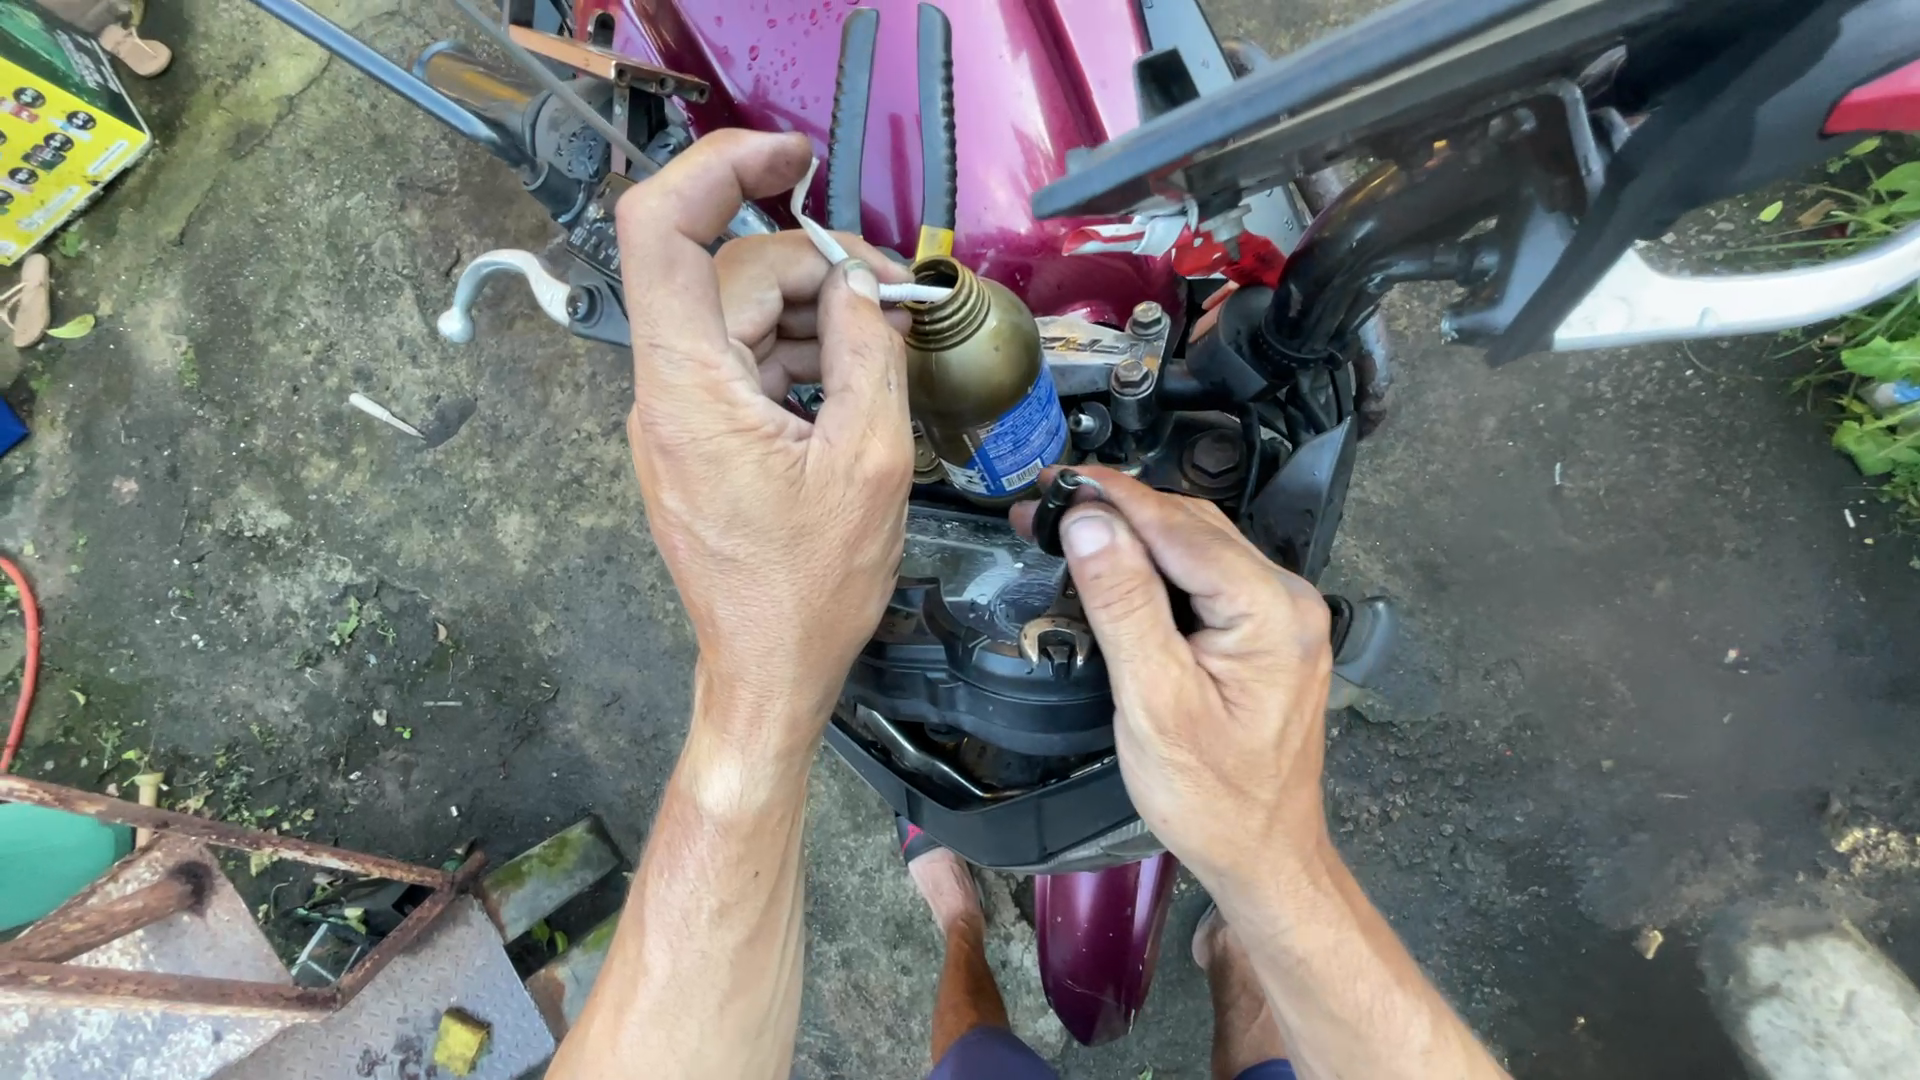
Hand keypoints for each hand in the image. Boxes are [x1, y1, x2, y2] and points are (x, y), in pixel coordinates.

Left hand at [617, 130, 916, 742]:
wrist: (769, 667)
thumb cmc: (812, 588)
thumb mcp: (869, 463)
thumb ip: (867, 354)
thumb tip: (863, 286)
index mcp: (692, 389)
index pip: (666, 230)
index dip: (724, 167)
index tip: (795, 158)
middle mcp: (667, 394)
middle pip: (728, 274)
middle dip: (812, 266)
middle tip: (888, 298)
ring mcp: (679, 418)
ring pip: (738, 318)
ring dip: (810, 315)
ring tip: (877, 347)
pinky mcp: (700, 440)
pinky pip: (743, 365)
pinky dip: (796, 356)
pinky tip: (847, 381)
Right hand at [1014, 467, 1333, 885]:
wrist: (1262, 854)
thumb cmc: (1210, 795)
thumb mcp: (1154, 701)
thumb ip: (1124, 604)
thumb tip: (1088, 522)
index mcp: (1270, 610)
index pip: (1179, 527)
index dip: (1111, 497)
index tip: (1052, 480)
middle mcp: (1286, 597)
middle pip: (1190, 525)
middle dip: (1115, 508)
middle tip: (1046, 505)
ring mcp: (1279, 612)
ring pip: (1195, 544)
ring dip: (1130, 529)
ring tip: (1068, 525)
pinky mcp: (1263, 628)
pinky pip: (1202, 572)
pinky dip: (1152, 559)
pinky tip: (1114, 561)